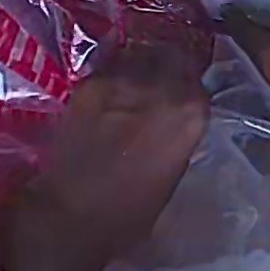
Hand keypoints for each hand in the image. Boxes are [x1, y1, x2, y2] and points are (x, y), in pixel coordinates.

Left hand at [0, 42, 211, 270]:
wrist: (70, 215)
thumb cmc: (130, 212)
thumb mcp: (173, 172)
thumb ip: (180, 134)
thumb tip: (176, 118)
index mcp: (189, 114)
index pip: (198, 81)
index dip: (190, 84)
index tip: (183, 90)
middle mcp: (162, 88)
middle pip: (172, 57)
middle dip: (169, 65)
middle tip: (161, 77)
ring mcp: (124, 80)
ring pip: (140, 55)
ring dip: (141, 64)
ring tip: (134, 79)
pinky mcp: (91, 82)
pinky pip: (111, 67)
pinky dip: (114, 74)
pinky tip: (110, 90)